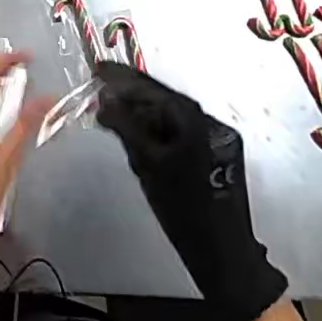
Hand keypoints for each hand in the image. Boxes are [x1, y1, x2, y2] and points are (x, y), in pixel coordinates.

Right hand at [95, 61, 287, 320]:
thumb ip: (125, 128)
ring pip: (173, 113)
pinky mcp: (218, 148)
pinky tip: (138, 129)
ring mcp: (218, 134)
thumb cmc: (183, 211)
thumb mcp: (147, 166)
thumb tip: (103, 99)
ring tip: (113, 109)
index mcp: (196, 121)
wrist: (224, 252)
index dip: (123, 78)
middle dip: (132, 92)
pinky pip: (182, 128)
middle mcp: (211, 121)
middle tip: (100, 85)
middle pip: (164, 98)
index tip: (97, 69)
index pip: (153, 90)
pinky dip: (159, 125)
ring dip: (144, 109)